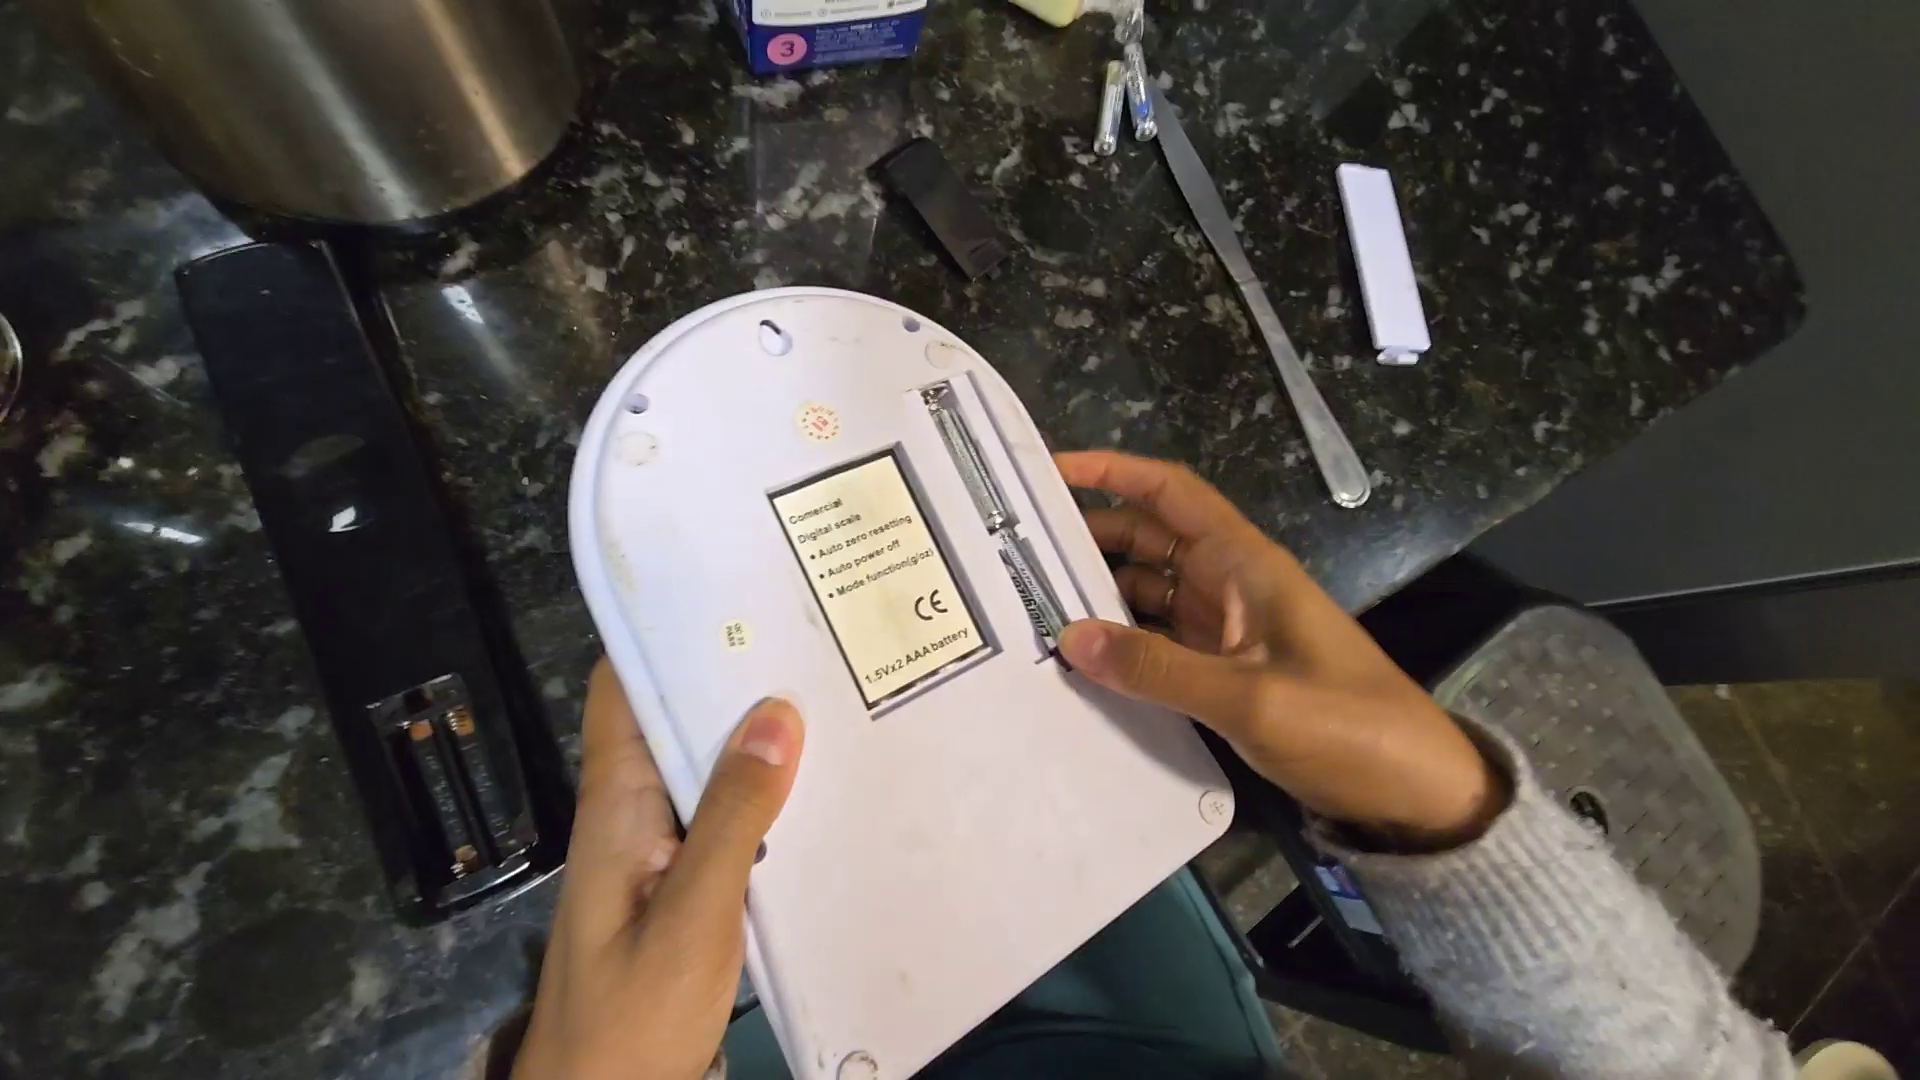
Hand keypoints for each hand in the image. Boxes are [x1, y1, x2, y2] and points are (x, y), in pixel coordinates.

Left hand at [515, 660, 804, 1079]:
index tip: (727, 594)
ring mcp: (663, 842)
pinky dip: (767, 782)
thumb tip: (776, 712)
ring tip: (825, 685)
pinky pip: (729, 806)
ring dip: (755, 728)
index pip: (620, 688)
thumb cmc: (632, 1019)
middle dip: (731, 673)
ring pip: (709, 761)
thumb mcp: (690, 918)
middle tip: (806, 631)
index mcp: (616, 801)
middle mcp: (635, 807)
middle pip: (676, 715)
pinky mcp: (690, 874)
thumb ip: (732, 816)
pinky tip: (817, 772)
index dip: (661, 633)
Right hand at [1055, 450, 1506, 849]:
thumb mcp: (1249, 698)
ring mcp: (1223, 626)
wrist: (1413, 791)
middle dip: (1088, 534)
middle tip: (1020, 548)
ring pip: (1147, 589)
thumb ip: (1157, 668)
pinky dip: (1119, 639)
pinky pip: (1156, 637)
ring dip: (1097, 591)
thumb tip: (1069, 638)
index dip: (1114, 472)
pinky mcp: (1220, 666)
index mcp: (1244, 563)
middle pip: (1148, 538)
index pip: (1171, 493)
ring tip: (1033, 601)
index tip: (1053, 471)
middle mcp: (1228, 582)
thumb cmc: (1346, 726)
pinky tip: (1079, 654)